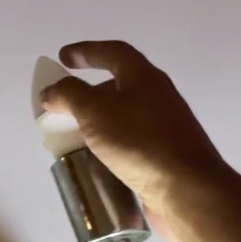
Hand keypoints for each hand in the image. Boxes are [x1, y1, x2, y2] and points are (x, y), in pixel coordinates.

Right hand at [41, 41, 234, 241]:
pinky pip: (129, 140)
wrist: (188, 190)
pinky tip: (95, 160)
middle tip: (64, 104)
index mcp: (145, 79)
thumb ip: (68, 95)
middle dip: (89, 91)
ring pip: (123, 115)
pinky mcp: (165, 155)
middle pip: (119, 84)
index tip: (63, 57)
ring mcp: (165, 128)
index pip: (113, 52)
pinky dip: (108, 144)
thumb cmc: (139, 142)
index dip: (86, 51)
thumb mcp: (94, 111)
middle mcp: (158, 98)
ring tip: (72, 135)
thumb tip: (52, 92)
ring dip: (96, 121)